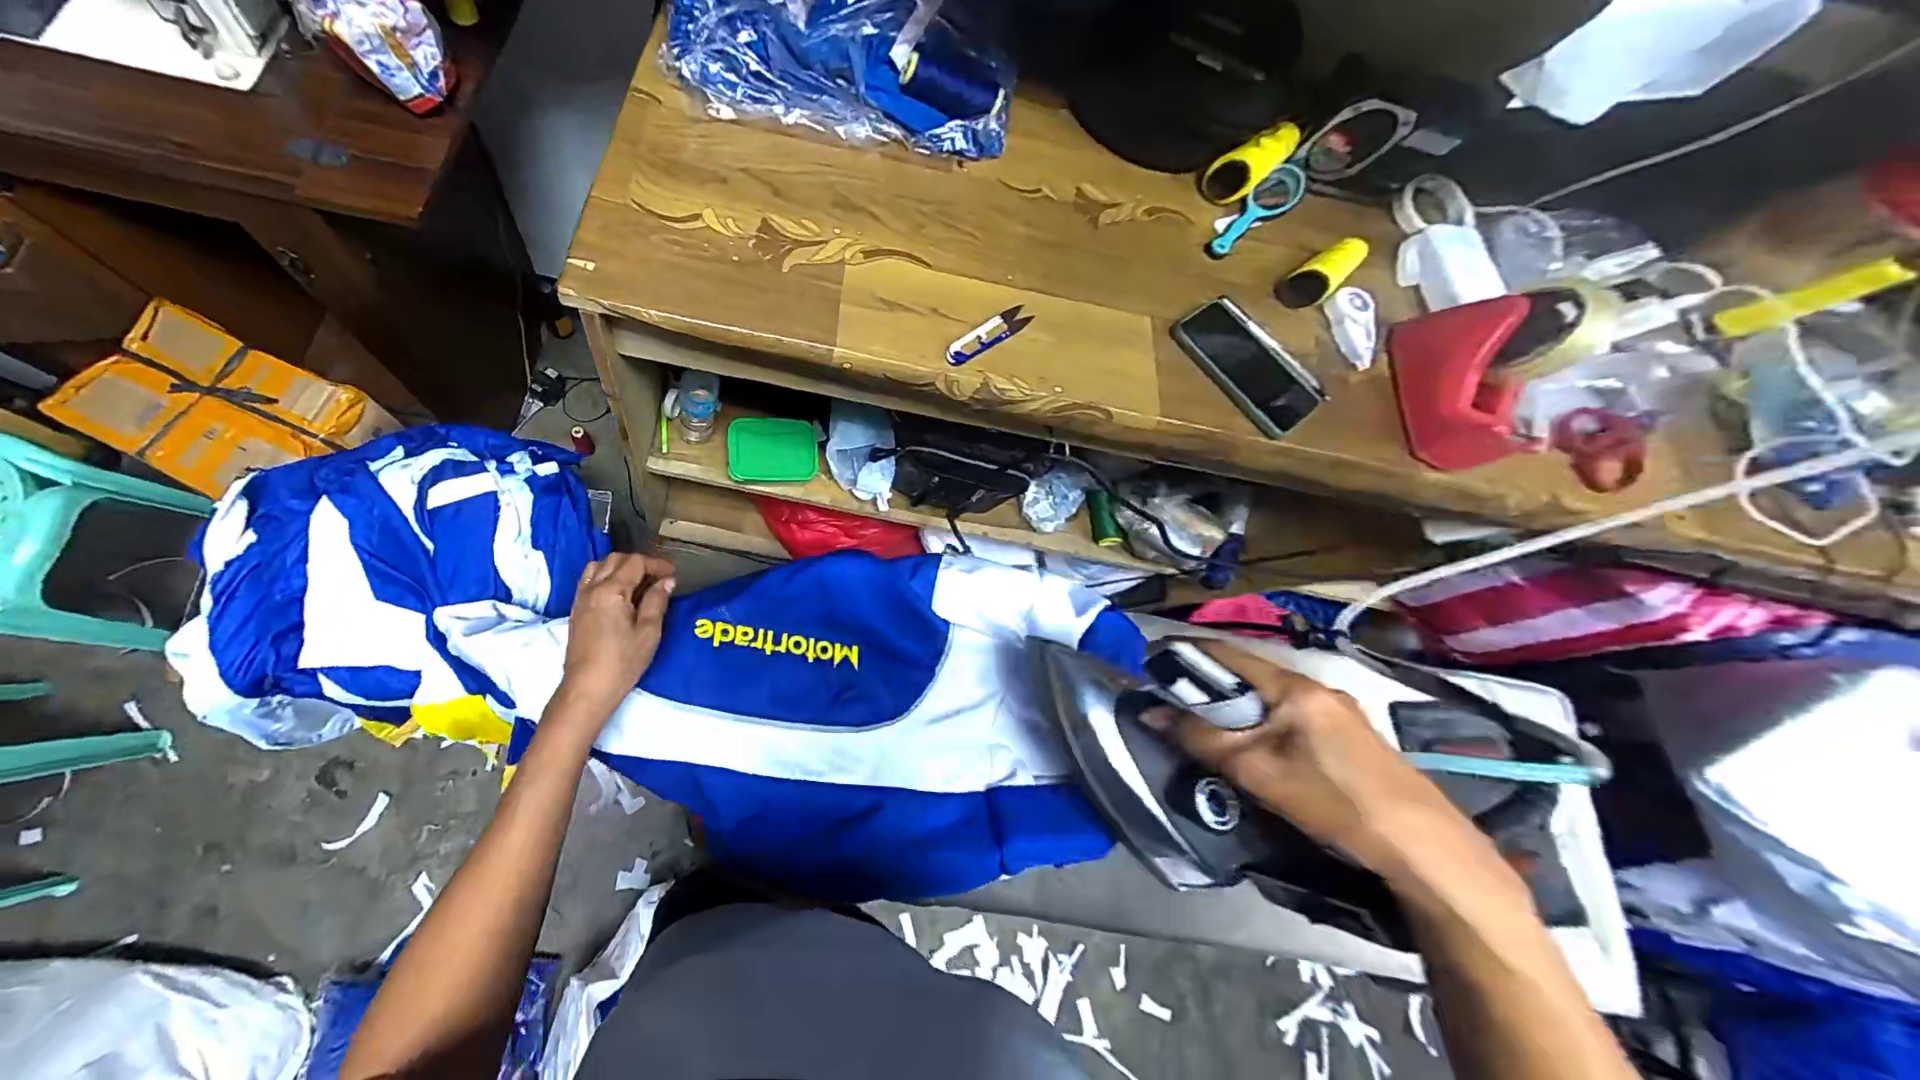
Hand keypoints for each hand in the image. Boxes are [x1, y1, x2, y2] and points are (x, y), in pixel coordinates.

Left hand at [551, 553, 675, 727]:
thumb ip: (657, 601)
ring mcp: (580, 598)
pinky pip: (589, 580)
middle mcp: (592, 589)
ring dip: (620, 567)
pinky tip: (620, 593)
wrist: (588, 687)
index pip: (635, 563)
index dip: (656, 564)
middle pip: (615, 559)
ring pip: (599, 566)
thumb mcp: (649, 631)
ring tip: (638, 582)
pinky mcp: (576, 609)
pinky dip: (606, 576)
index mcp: (611, 591)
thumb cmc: (623, 661)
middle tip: (658, 577)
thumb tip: (666, 581)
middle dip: (639, 563)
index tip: (673, 574)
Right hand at [1147, 639, 1493, 887]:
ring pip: (1271, 696)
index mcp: (1295, 687)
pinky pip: (1292, 714)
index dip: (1186, 653)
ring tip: (1206, 724)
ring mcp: (1340, 710)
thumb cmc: (1332, 800)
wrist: (1422, 847)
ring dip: (1236, 704)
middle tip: (1173, 700)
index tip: (1152, 662)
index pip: (1228, 654)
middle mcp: (1319, 687)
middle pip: (1250, 674)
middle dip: (1208, 683)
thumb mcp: (1256, 771)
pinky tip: (1254, 745)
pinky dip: (1262, 720)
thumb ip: (1201, 738)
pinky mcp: (1351, 735)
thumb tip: (1151, 711)